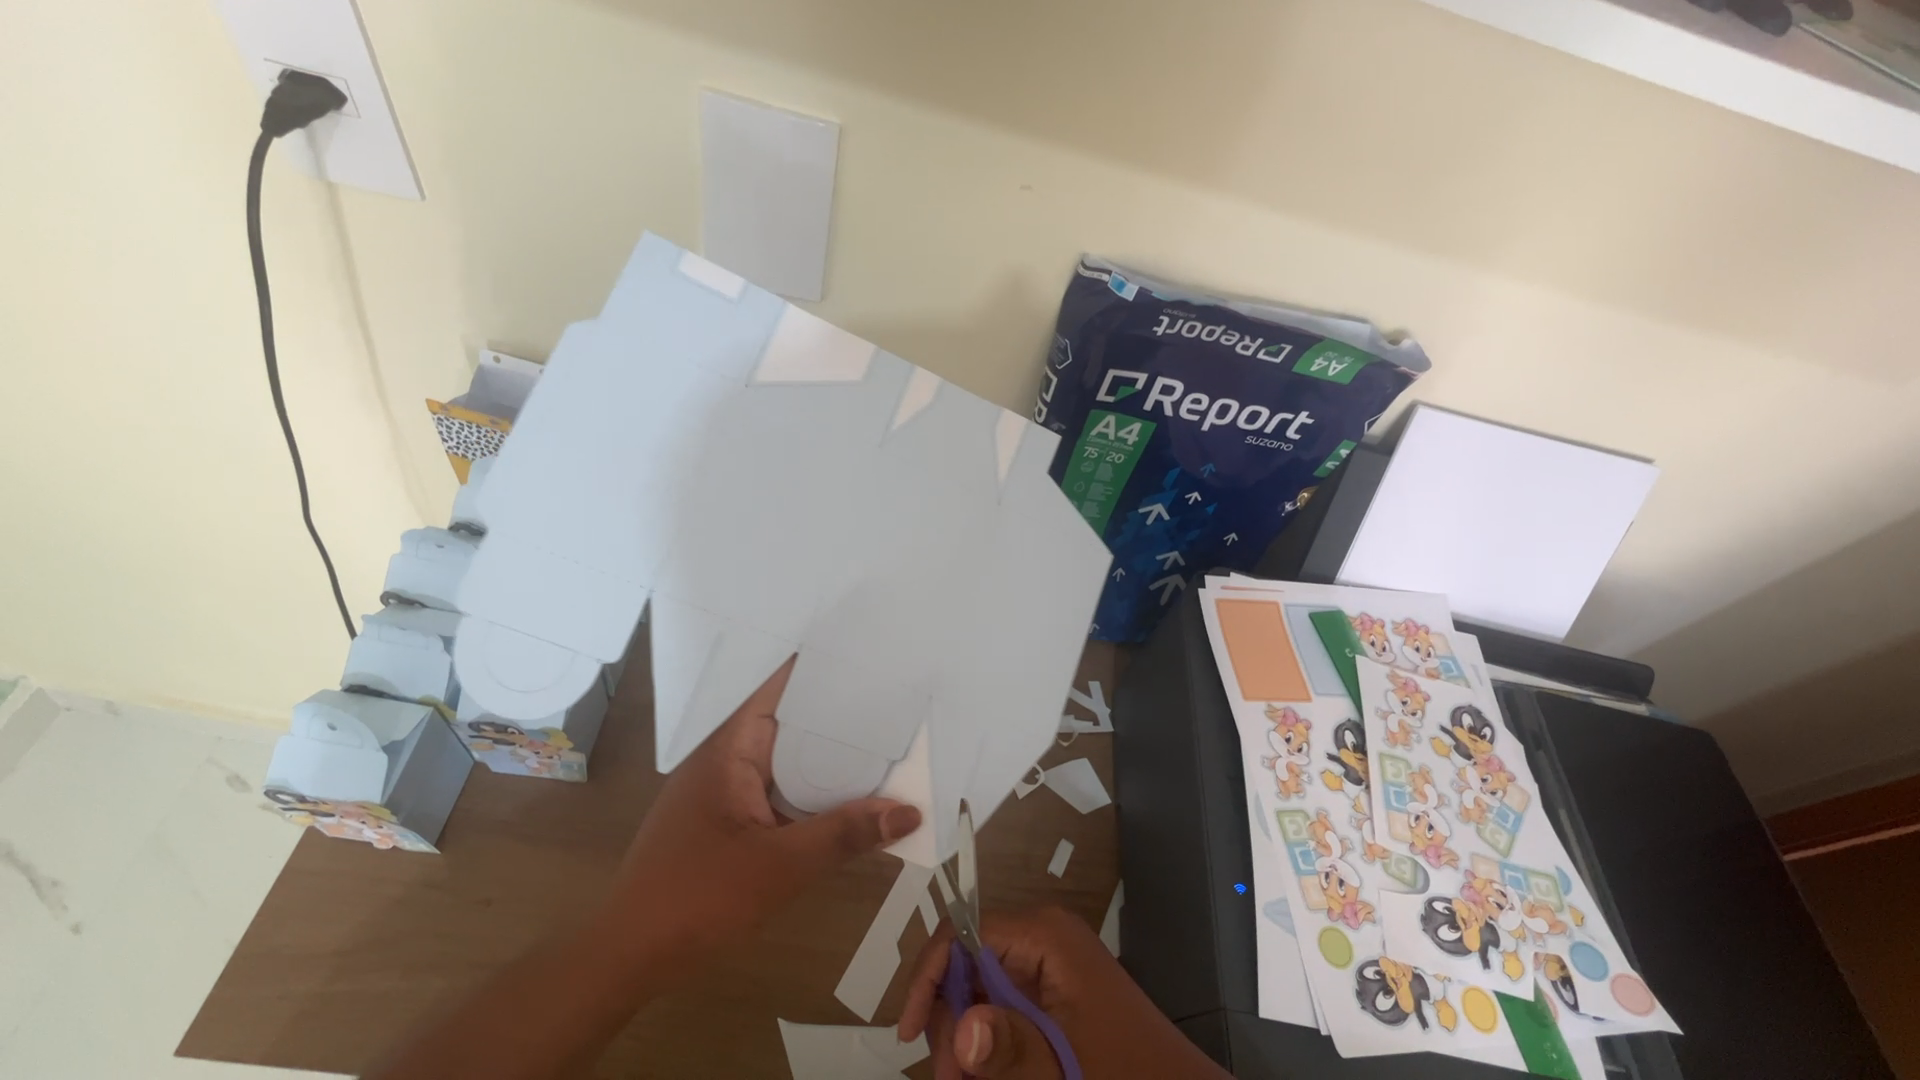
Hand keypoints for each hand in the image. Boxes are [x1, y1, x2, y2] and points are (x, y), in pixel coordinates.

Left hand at [607, 658, 921, 978]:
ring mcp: (723, 791)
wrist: (629, 955)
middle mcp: (724, 759)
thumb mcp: (781, 866)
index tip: (868, 656)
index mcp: (729, 749)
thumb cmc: (698, 898)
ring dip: (825, 757)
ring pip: (784, 760)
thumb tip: (909, 812)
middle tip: (894, 699)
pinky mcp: (726, 821)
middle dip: (836, 714)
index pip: (778, 688)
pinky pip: (777, 790)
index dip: (820, 669)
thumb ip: (845, 834)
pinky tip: (848, 796)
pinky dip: (811, 790)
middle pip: (786, 722)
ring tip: (884, 740)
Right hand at [898, 907, 1231, 1079]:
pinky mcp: (1055, 992)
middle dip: (950, 1022)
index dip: (929, 979)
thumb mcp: (1063, 1071)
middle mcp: (1043, 938)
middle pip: (966, 965)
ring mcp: (1049, 965)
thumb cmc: (1125, 1074)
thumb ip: (1011, 1051)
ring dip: (967, 1039)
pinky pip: (1005, 1008)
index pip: (961, 934)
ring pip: (981, 991)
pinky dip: (991, 1043)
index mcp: (1044, 936)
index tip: (908, 1036)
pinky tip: (993, 1075)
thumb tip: (960, 1030)